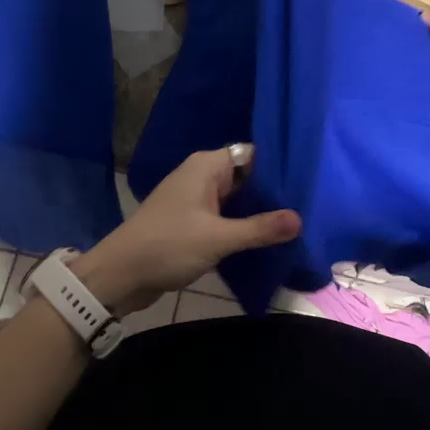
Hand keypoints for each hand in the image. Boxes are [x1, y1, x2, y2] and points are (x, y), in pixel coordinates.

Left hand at [73, 145, 299, 314]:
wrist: (120, 276)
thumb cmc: (168, 245)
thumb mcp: (218, 238)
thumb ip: (259, 229)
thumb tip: (300, 219)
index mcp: (206, 166)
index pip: (252, 154)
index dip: (278, 165)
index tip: (307, 179)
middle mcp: (201, 175)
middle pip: (246, 176)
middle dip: (272, 191)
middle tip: (309, 204)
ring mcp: (195, 199)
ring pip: (236, 198)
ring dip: (258, 211)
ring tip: (296, 221)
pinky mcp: (191, 221)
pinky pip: (225, 216)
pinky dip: (242, 225)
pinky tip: (267, 238)